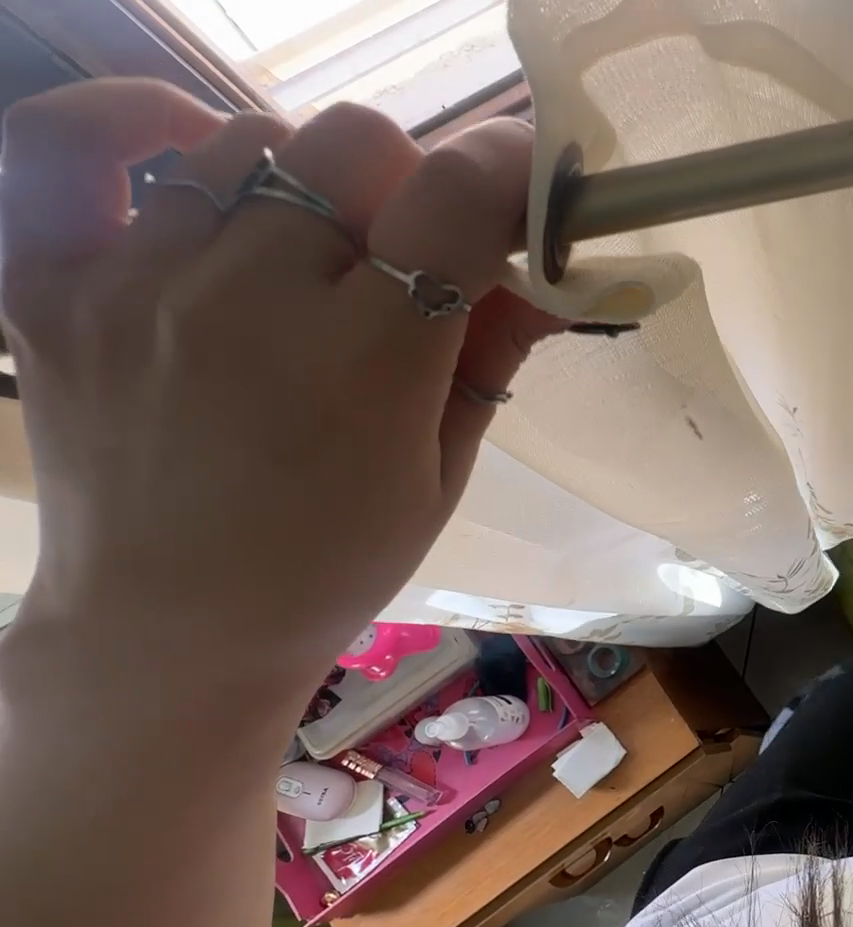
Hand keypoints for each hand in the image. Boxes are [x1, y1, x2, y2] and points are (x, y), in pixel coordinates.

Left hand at [0, 80, 564, 684]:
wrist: (178, 622)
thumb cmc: (343, 558)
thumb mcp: (447, 469)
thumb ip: (492, 356)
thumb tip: (548, 275)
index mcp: (370, 363)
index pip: (455, 202)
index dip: (510, 168)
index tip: (533, 179)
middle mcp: (252, 300)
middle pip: (356, 143)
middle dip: (417, 178)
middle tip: (426, 246)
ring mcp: (137, 281)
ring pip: (252, 142)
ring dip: (318, 180)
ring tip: (325, 248)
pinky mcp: (48, 281)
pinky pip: (71, 142)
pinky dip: (145, 123)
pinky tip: (202, 153)